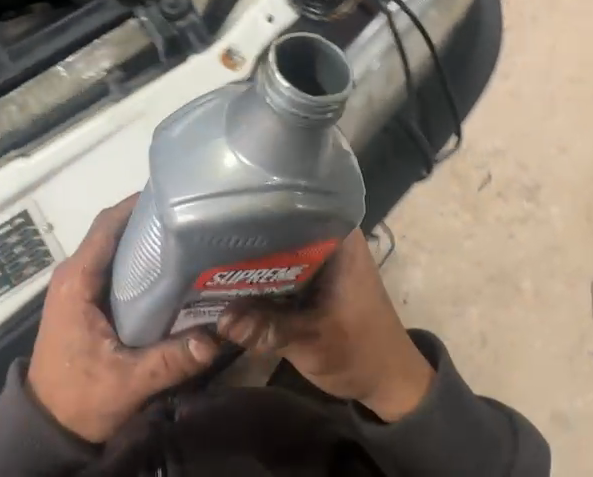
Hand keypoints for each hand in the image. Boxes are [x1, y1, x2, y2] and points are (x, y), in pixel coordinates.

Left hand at [27, 196, 219, 442]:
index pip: (106, 225)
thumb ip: (170, 360)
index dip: (136, 206)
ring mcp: (76, 287)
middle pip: (112, 231)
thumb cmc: (80, 399)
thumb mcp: (128, 382)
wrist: (47, 428)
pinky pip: (111, 268)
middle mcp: (73, 274)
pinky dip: (136, 262)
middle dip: (147, 221)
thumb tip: (216, 338)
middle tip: (189, 218)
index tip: (172, 196)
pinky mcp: (83, 301)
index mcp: (77, 280)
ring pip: (112, 249)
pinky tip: (167, 270)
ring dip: (142, 241)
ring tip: (184, 237)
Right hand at [216, 229, 432, 421]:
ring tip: (206, 258)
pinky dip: (257, 278)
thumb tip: (220, 319)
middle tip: (203, 242)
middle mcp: (326, 236)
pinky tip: (226, 280)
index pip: (290, 208)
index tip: (218, 219)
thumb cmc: (360, 353)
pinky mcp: (308, 276)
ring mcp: (316, 256)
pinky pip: (276, 268)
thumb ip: (267, 327)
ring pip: (274, 249)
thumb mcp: (313, 341)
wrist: (389, 384)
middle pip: (277, 228)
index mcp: (338, 236)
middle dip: (243, 239)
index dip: (253, 213)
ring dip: (247, 261)